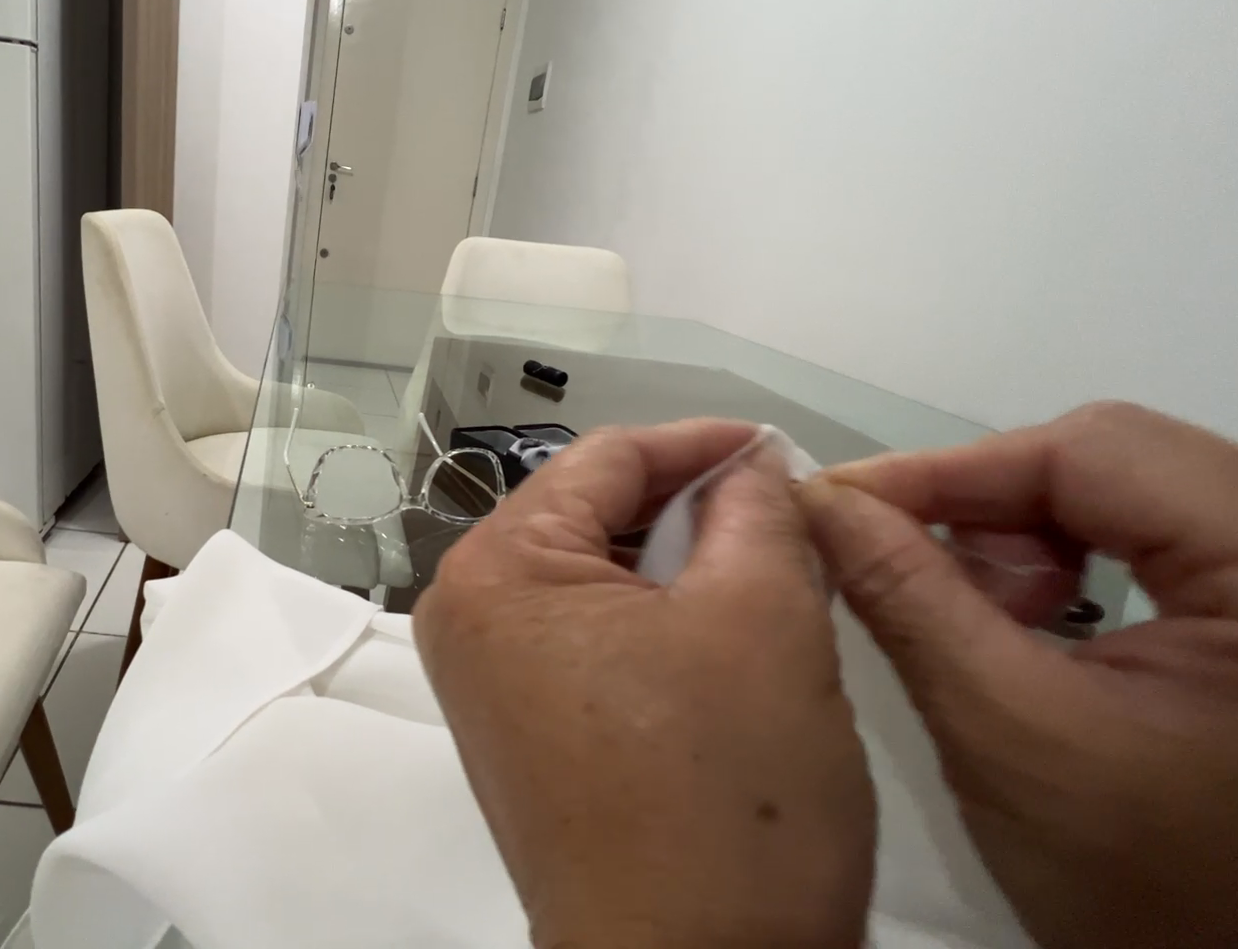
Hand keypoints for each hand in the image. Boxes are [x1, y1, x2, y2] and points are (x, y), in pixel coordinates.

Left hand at [416, 421, 874, 948]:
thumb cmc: (724, 795)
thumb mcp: (762, 621)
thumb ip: (755, 513)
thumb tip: (747, 462)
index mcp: (496, 566)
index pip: (600, 460)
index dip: (694, 442)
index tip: (770, 444)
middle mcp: (463, 605)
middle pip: (583, 512)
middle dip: (680, 503)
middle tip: (775, 507)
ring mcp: (477, 664)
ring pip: (583, 570)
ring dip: (666, 558)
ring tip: (754, 558)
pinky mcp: (506, 711)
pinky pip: (576, 627)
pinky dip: (641, 611)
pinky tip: (703, 619)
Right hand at [796, 402, 1237, 948]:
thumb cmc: (1145, 879)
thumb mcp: (1003, 729)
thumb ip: (904, 596)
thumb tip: (814, 499)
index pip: (1095, 454)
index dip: (948, 469)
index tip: (837, 504)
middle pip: (1110, 461)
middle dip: (976, 500)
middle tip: (886, 547)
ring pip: (1118, 493)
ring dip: (1010, 534)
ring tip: (960, 602)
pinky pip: (1136, 540)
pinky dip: (1045, 563)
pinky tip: (1013, 618)